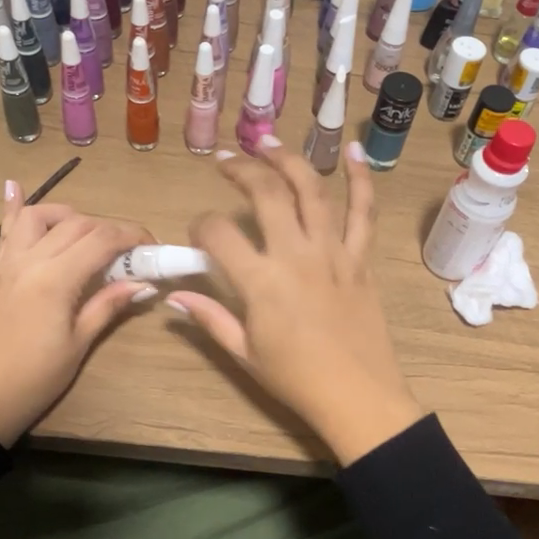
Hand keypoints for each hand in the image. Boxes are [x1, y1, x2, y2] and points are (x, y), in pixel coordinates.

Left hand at [0, 181, 154, 445]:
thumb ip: (108, 305)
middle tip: (131, 253)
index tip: (154, 247)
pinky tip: (14, 186)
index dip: (133, 236)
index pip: (101, 239)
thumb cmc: (37, 378)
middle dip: (109, 230)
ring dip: (70, 216)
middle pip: (77, 224)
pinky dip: (14, 208)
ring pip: (40, 217)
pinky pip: (6, 231)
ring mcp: (8, 263)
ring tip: (88, 235)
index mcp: (55, 279)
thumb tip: (143, 283)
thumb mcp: (79, 344)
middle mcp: (30, 260)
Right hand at [168, 139, 423, 464]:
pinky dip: (361, 179)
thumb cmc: (296, 379)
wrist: (356, 395)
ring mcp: (333, 252)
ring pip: (312, 190)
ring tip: (269, 143)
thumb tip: (174, 297)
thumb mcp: (244, 353)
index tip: (199, 233)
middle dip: (241, 170)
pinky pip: (363, 212)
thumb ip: (210, 318)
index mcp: (261, 282)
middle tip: (226, 162)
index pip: (219, 233)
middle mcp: (296, 255)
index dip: (201, 225)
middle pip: (266, 194)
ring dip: (288, 160)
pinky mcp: (360, 258)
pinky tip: (354, 152)